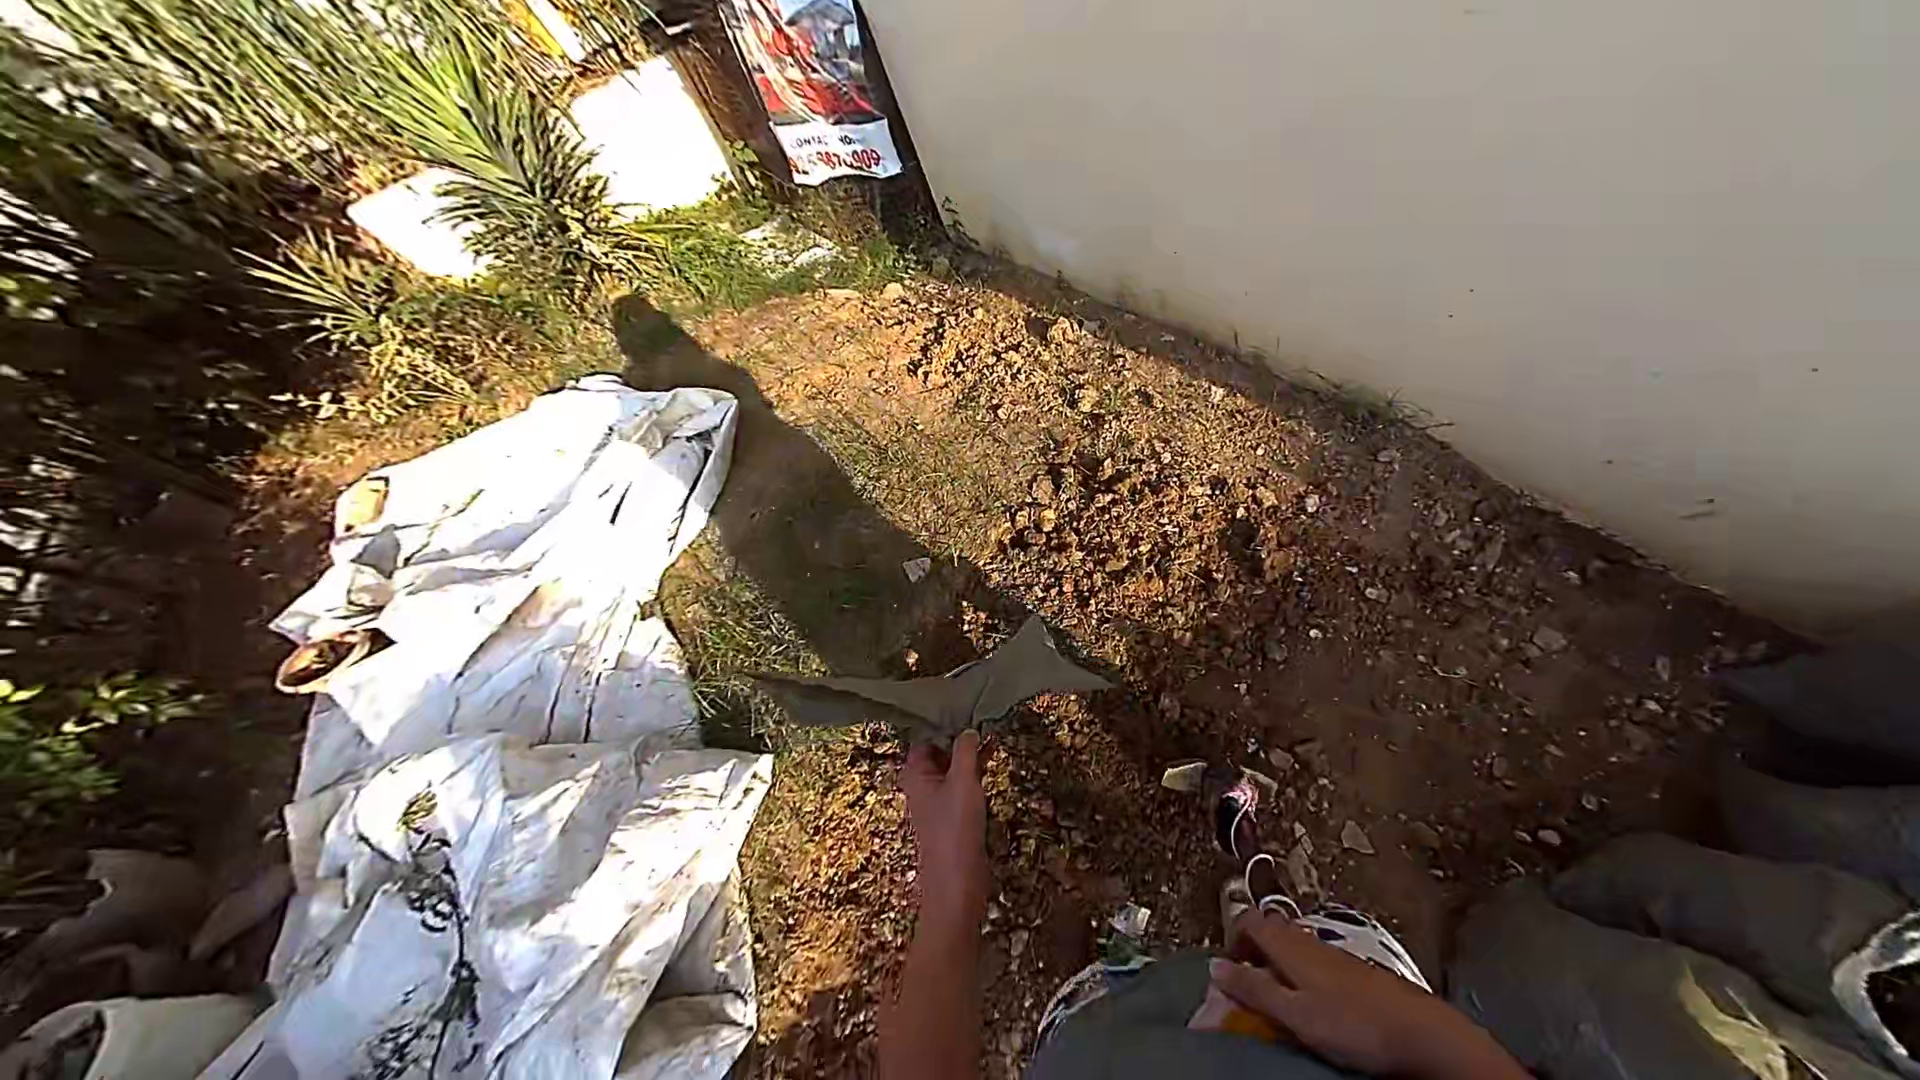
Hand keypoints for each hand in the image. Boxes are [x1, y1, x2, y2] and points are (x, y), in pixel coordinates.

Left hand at [900, 731, 987, 931]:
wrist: (957, 883)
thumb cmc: (954, 827)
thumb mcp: (962, 782)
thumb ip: (965, 751)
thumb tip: (969, 729)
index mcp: (914, 774)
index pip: (925, 739)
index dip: (943, 725)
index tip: (964, 708)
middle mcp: (922, 784)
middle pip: (939, 752)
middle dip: (958, 737)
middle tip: (981, 716)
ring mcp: (938, 800)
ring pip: (952, 768)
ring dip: (968, 754)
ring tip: (990, 732)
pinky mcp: (953, 814)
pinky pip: (962, 784)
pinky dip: (974, 771)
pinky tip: (991, 759)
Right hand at [1209, 910, 1528, 1079]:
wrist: (1427, 1037)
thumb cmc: (1355, 1024)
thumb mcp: (1294, 1013)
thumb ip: (1253, 989)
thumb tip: (1215, 968)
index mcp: (1287, 942)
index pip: (1247, 921)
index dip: (1233, 940)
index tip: (1229, 967)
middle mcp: (1309, 938)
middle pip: (1270, 932)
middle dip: (1256, 954)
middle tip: (1252, 985)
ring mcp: (1336, 953)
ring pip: (1295, 947)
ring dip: (1281, 967)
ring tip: (1282, 999)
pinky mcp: (1358, 972)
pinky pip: (1318, 964)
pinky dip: (1306, 978)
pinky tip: (1318, 1005)